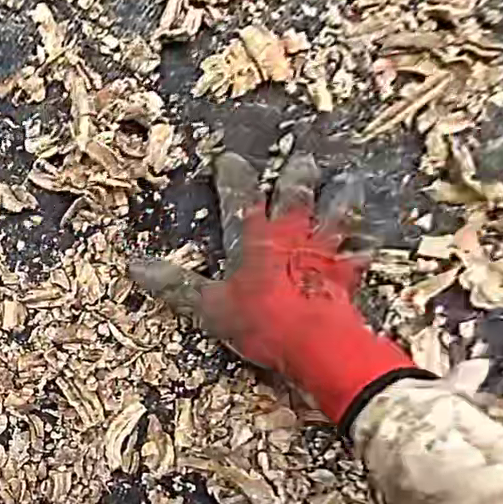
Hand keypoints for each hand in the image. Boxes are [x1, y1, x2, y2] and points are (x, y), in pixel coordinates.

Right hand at [130, 152, 423, 427]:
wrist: (320, 345)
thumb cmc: (261, 320)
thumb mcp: (207, 303)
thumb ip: (174, 284)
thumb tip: (133, 265)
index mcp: (255, 239)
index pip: (240, 199)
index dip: (233, 178)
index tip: (229, 159)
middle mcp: (292, 237)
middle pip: (296, 197)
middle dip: (296, 177)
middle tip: (301, 160)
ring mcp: (325, 253)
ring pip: (337, 214)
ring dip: (342, 195)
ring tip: (347, 179)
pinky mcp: (348, 274)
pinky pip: (362, 251)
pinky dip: (366, 241)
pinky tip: (369, 236)